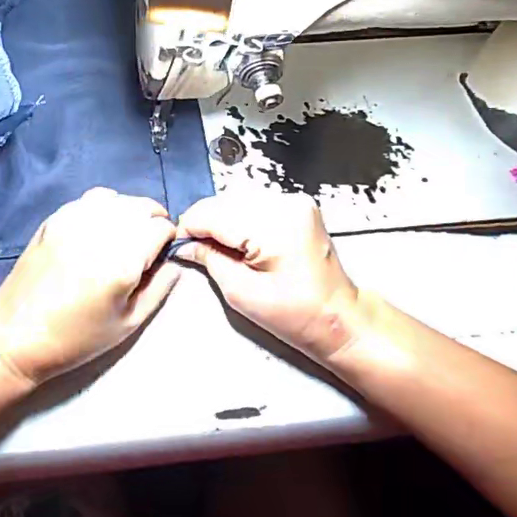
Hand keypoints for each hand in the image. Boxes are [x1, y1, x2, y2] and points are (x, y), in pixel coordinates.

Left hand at [0, 188, 179, 385]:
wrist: (16, 334)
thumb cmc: (76, 337)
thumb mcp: (129, 322)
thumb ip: (159, 288)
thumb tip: (173, 262)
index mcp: (122, 260)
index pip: (161, 227)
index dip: (168, 240)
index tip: (161, 256)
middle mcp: (99, 231)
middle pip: (142, 206)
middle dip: (152, 221)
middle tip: (148, 246)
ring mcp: (73, 219)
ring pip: (117, 198)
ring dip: (129, 212)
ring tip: (124, 236)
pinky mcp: (55, 218)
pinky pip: (90, 200)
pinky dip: (104, 209)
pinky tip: (99, 231)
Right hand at [175, 191, 372, 364]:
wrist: (339, 317)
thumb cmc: (295, 314)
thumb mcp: (241, 292)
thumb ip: (209, 259)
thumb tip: (184, 243)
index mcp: (273, 227)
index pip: (213, 214)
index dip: (189, 228)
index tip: (177, 244)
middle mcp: (285, 204)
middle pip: (224, 202)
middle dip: (205, 223)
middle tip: (193, 247)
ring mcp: (294, 201)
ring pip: (237, 199)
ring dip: (221, 219)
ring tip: (216, 246)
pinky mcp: (297, 204)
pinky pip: (255, 203)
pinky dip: (240, 218)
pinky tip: (238, 239)